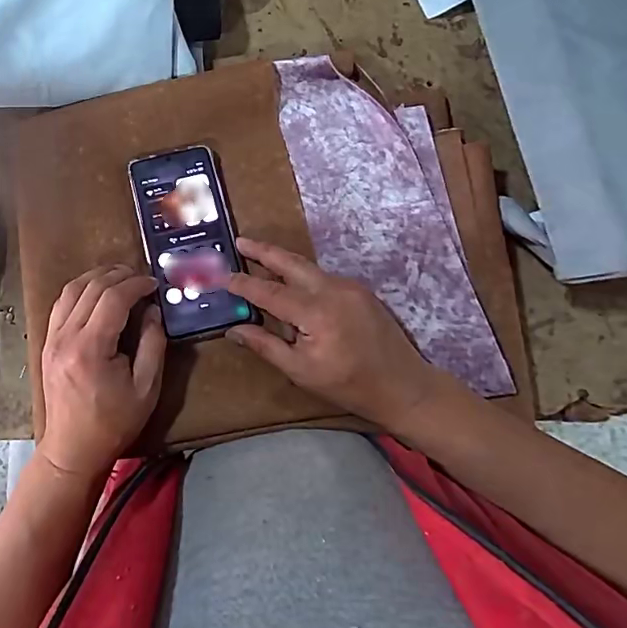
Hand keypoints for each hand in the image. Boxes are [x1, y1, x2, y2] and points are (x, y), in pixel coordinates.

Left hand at [36, 265, 166, 476]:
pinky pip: (61, 305)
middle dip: (118, 275)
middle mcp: (66, 337)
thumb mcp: (146, 388)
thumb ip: (152, 344)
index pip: (112, 298)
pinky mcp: (46, 344)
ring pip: (71, 291)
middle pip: (91, 288)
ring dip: (96, 277)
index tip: (153, 284)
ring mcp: (51, 339)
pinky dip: (79, 291)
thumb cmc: (113, 423)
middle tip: (139, 276)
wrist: (73, 449)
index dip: (135, 285)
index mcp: (90, 348)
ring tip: (119, 276)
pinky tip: (95, 292)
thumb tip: (152, 311)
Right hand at [226, 237, 442, 425]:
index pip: (269, 292)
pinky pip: (323, 278)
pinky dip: (302, 276)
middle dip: (263, 250)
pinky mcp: (360, 291)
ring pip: (308, 268)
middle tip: (240, 241)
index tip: (222, 277)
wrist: (404, 386)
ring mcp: (349, 287)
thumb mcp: (300, 371)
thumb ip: (265, 345)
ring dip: (282, 261)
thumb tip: (234, 330)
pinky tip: (292, 284)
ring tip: (258, 257)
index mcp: (315, 312)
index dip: (243, 284)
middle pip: (290, 263)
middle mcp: (332, 290)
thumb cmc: (348, 385)